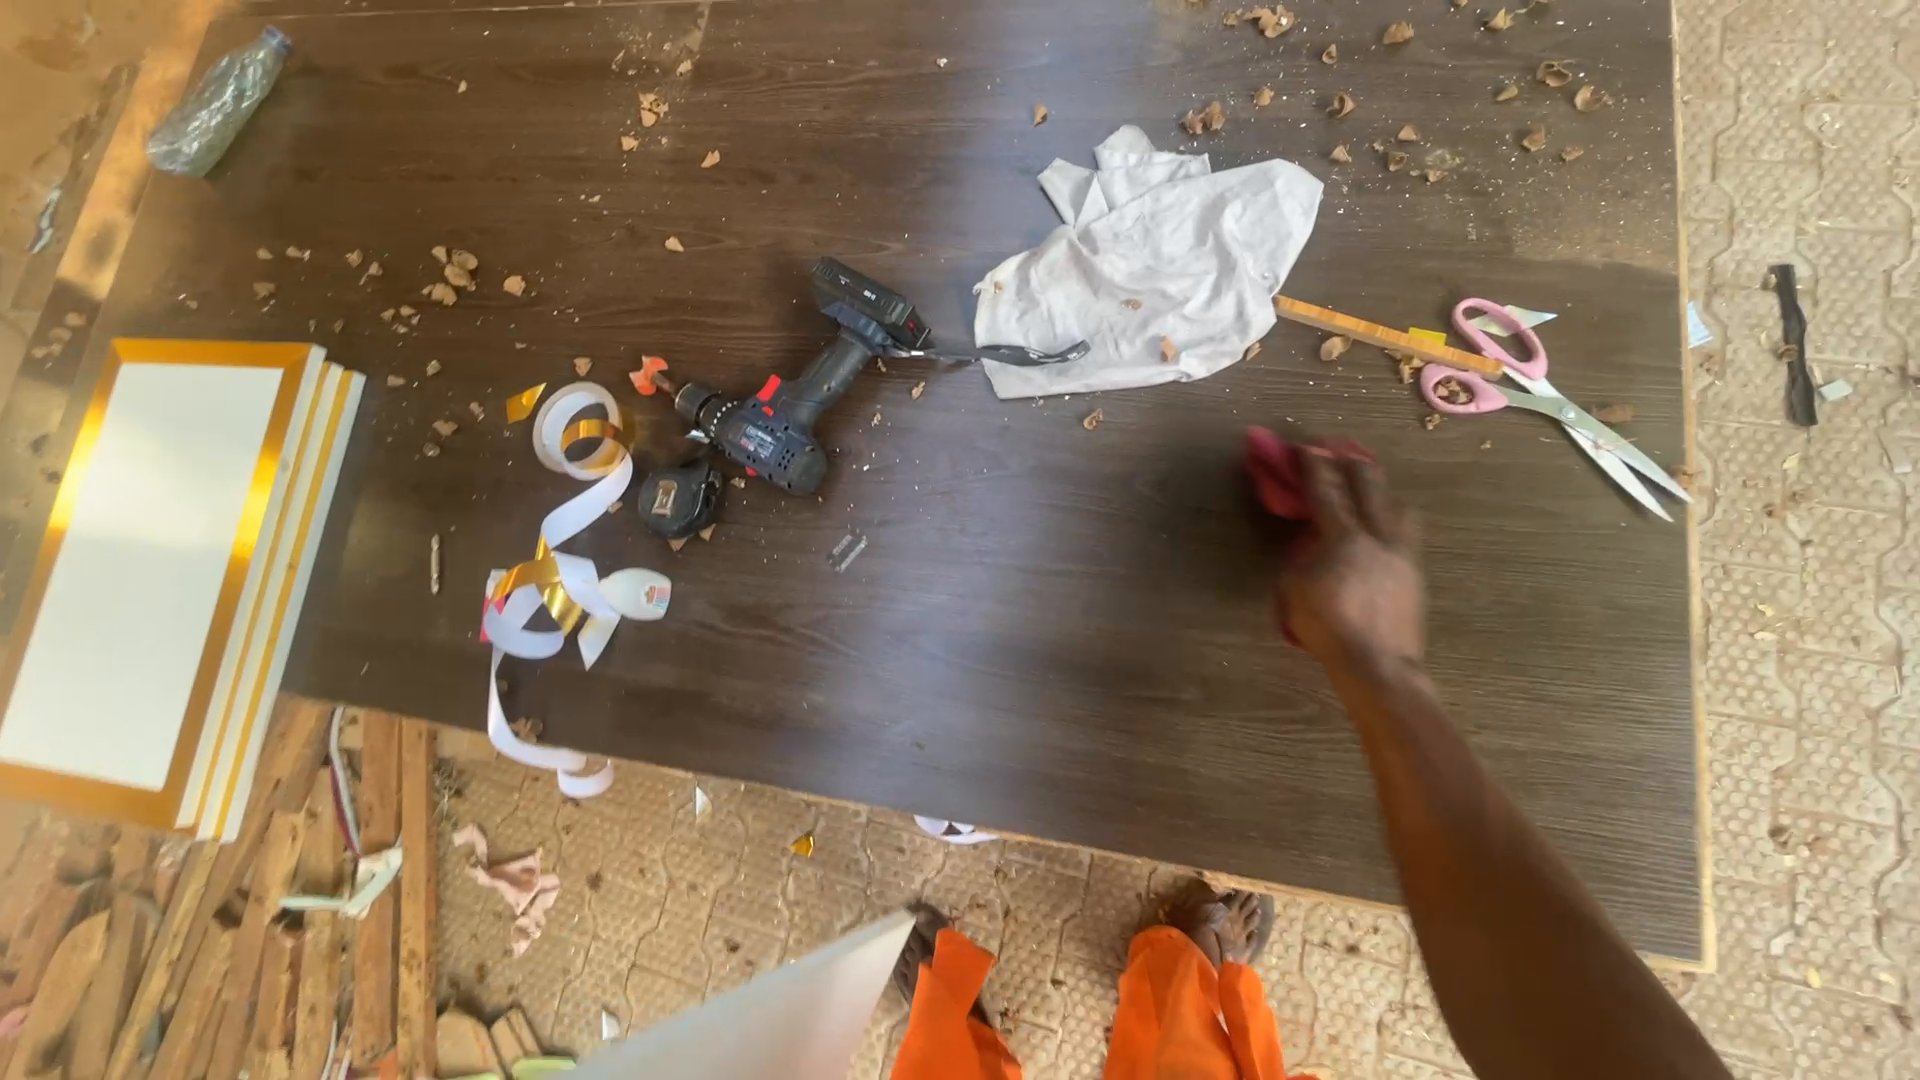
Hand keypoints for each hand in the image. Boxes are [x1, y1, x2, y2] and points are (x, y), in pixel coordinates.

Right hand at [1278, 449, 1424, 674]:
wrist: (1377, 663)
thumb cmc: (1327, 627)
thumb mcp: (1293, 589)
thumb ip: (1302, 558)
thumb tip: (1311, 543)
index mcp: (1344, 538)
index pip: (1326, 492)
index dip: (1315, 466)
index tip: (1307, 446)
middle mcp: (1379, 536)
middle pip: (1369, 487)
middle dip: (1352, 463)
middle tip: (1340, 447)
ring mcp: (1403, 553)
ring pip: (1398, 506)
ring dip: (1381, 488)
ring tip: (1372, 481)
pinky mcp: (1415, 572)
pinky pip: (1407, 531)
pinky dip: (1393, 517)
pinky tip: (1387, 521)